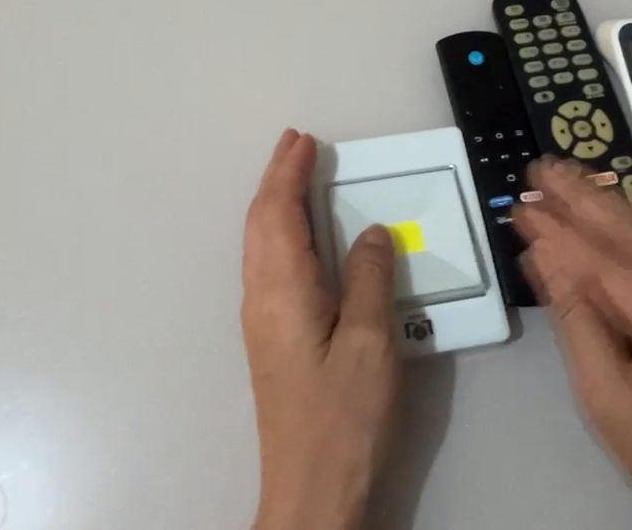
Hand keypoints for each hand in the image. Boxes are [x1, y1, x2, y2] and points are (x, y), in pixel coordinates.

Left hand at [241, 129, 400, 529]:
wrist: (312, 491)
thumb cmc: (344, 417)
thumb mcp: (370, 344)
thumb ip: (370, 280)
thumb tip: (371, 232)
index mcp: (283, 290)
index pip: (279, 213)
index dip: (288, 172)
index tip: (303, 140)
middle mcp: (262, 298)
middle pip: (260, 222)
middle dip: (275, 178)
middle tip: (295, 144)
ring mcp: (262, 320)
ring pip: (259, 243)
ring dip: (274, 202)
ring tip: (294, 175)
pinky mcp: (271, 339)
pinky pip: (268, 263)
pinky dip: (279, 230)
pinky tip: (299, 236)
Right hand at [515, 158, 631, 529]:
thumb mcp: (605, 398)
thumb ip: (575, 319)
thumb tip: (541, 254)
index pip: (610, 267)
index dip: (561, 233)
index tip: (523, 206)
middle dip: (585, 198)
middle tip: (541, 169)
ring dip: (609, 202)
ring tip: (565, 176)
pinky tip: (608, 207)